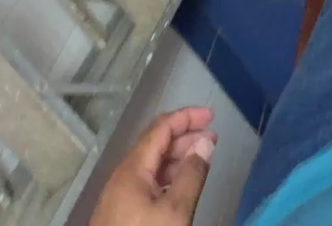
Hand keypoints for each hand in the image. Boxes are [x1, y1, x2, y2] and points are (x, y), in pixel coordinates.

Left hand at [89, 107, 215, 225]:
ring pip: (151, 164)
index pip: (161, 127)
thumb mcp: (175, 212)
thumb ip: (192, 175)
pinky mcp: (120, 214)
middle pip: (155, 143)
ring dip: (177, 157)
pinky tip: (180, 186)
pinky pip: (146, 182)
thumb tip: (205, 143)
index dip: (187, 117)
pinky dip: (167, 176)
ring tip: (201, 161)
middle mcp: (122, 176)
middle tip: (212, 140)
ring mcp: (119, 196)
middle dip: (185, 136)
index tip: (213, 117)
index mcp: (132, 169)